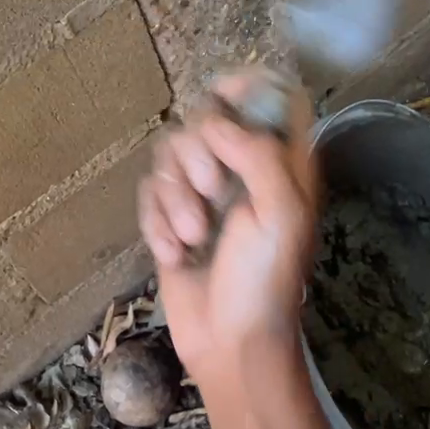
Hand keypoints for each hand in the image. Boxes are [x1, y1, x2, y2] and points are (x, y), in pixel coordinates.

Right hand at [137, 68, 320, 378]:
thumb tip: (216, 123)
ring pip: (170, 151)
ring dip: (175, 196)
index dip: (248, 84)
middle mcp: (240, 166)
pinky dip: (156, 220)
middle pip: (205, 117)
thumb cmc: (265, 280)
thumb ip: (257, 155)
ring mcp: (203, 190)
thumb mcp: (280, 215)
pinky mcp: (170, 213)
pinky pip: (149, 188)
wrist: (228, 344)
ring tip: (191, 236)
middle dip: (198, 154)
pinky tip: (173, 251)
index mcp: (279, 162)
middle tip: (211, 193)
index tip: (223, 92)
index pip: (271, 96)